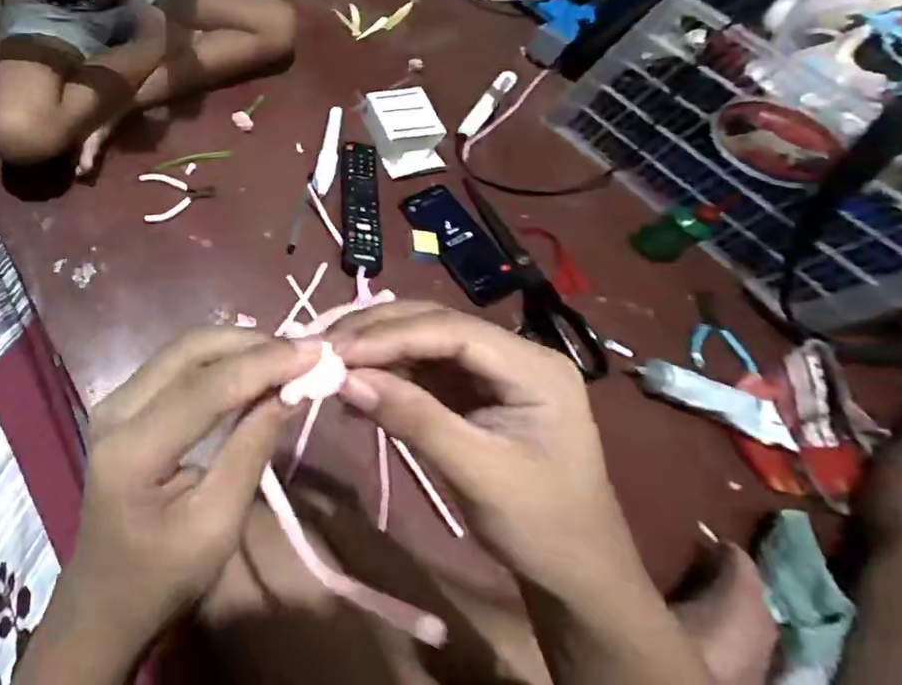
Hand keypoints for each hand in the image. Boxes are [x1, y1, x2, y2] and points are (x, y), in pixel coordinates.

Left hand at [19, 330, 317, 682]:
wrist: (104, 602)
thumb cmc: (164, 577)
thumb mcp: (218, 525)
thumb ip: (252, 449)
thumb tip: (295, 390)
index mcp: (131, 451)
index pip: (205, 387)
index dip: (263, 363)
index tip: (316, 352)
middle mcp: (114, 411)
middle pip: (190, 351)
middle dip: (252, 344)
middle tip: (304, 351)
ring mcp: (113, 401)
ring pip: (184, 348)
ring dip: (238, 345)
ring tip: (286, 354)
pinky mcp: (123, 401)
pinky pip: (176, 362)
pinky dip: (220, 357)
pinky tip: (252, 364)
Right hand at [330, 303, 636, 591]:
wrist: (577, 577)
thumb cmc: (541, 527)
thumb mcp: (478, 473)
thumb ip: (414, 419)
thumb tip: (347, 380)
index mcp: (533, 365)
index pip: (453, 330)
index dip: (392, 334)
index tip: (339, 350)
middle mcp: (514, 354)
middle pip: (436, 324)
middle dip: (379, 332)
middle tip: (324, 347)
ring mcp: (493, 371)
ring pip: (425, 342)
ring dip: (377, 350)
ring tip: (330, 362)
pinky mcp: (475, 392)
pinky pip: (424, 370)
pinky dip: (388, 374)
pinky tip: (356, 386)